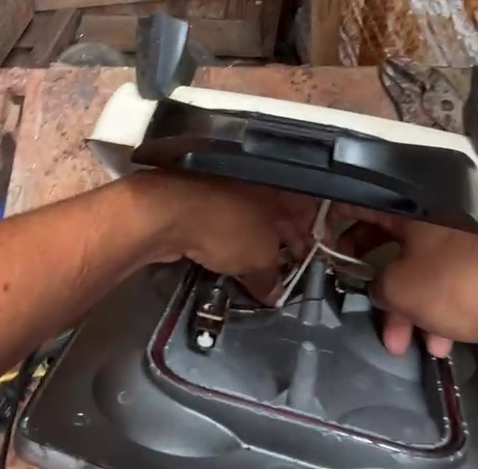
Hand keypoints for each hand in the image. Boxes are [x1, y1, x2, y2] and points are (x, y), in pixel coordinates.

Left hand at [122, 172, 313, 298]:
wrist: (170, 211)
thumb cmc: (226, 226)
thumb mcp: (259, 258)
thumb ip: (271, 276)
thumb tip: (275, 292)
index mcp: (275, 190)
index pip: (303, 214)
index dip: (307, 241)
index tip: (307, 266)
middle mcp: (253, 185)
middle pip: (274, 218)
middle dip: (279, 246)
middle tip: (281, 274)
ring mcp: (224, 192)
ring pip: (247, 222)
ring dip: (251, 246)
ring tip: (255, 274)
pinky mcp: (198, 203)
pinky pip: (223, 228)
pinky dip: (227, 245)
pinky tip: (226, 263)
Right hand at [342, 212, 477, 358]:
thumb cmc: (454, 284)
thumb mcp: (400, 288)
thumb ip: (378, 285)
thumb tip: (379, 287)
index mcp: (412, 210)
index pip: (365, 205)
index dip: (340, 220)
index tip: (325, 237)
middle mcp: (435, 219)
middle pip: (392, 245)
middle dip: (377, 284)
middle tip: (364, 304)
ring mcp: (461, 244)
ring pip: (420, 273)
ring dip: (408, 310)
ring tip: (405, 344)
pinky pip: (447, 287)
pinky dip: (438, 313)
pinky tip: (441, 345)